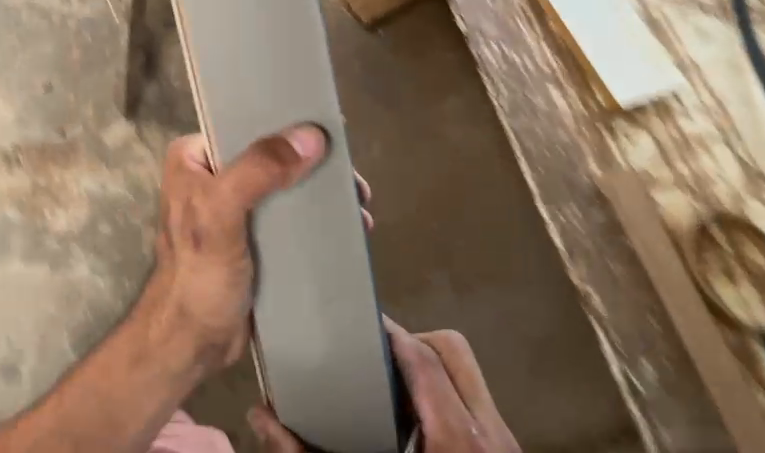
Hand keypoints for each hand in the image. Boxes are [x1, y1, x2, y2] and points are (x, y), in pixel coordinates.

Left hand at [134, 125, 329, 377]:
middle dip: (315, 166)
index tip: (331, 133)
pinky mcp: (252, 239)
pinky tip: (349, 228)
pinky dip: (317, 218)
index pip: (244, 125)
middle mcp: (211, 176)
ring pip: (285, 187)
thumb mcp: (221, 213)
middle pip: (271, 156)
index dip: (287, 126)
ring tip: (359, 208)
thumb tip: (310, 136)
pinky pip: (290, 217)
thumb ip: (259, 171)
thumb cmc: (197, 274)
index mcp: (193, 157)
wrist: (192, 342)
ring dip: (322, 193)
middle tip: (354, 182)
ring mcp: (232, 208)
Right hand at [247, 318, 520, 452]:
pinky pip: (476, 403)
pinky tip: (417, 424)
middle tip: (373, 358)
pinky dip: (445, 397)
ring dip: (429, 368)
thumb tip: (259, 415)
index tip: (353, 323)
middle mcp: (489, 435)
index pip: (422, 357)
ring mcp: (506, 443)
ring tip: (391, 388)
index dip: (387, 332)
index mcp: (454, 440)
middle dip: (411, 342)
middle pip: (452, 348)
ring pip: (469, 373)